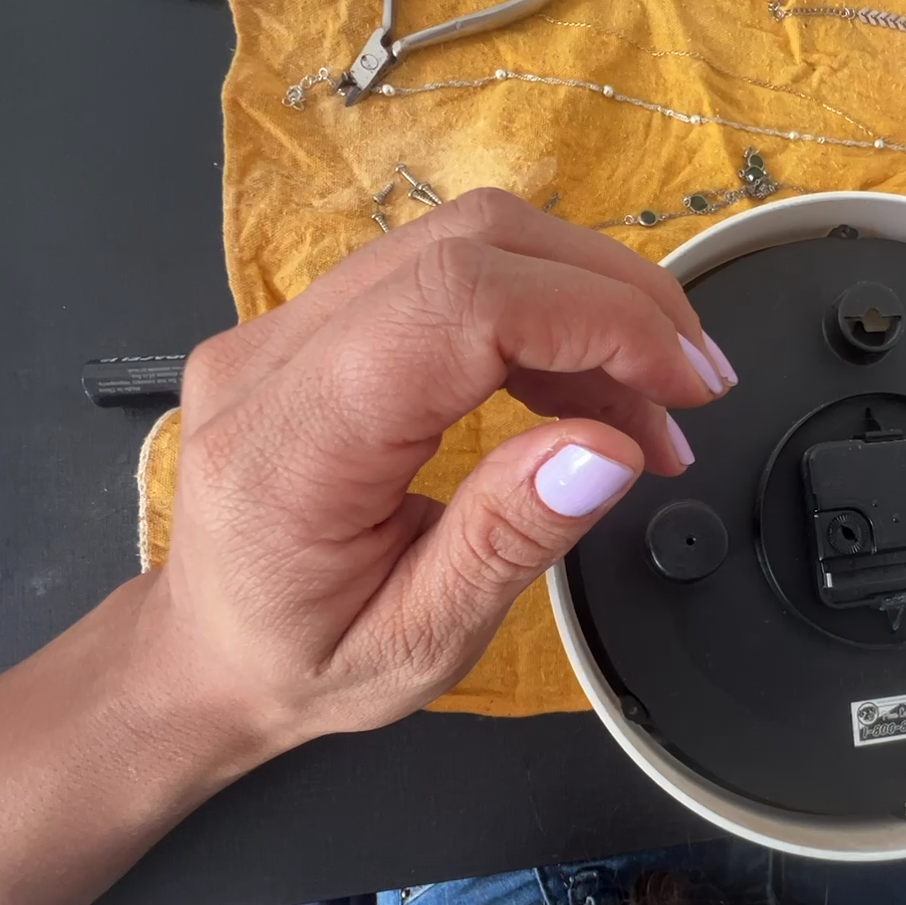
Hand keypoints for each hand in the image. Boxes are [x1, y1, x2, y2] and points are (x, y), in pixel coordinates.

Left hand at [141, 188, 733, 746]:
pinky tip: (604, 399)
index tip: (687, 387)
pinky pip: (475, 287)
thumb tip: (613, 448)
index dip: (600, 321)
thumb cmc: (306, 661)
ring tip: (660, 407)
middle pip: (482, 242)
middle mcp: (285, 347)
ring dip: (602, 309)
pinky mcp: (343, 324)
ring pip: (486, 246)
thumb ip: (511, 539)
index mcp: (295, 439)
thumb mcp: (422, 638)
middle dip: (622, 297)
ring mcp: (306, 321)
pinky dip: (565, 329)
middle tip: (697, 382)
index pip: (463, 306)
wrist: (208, 651)